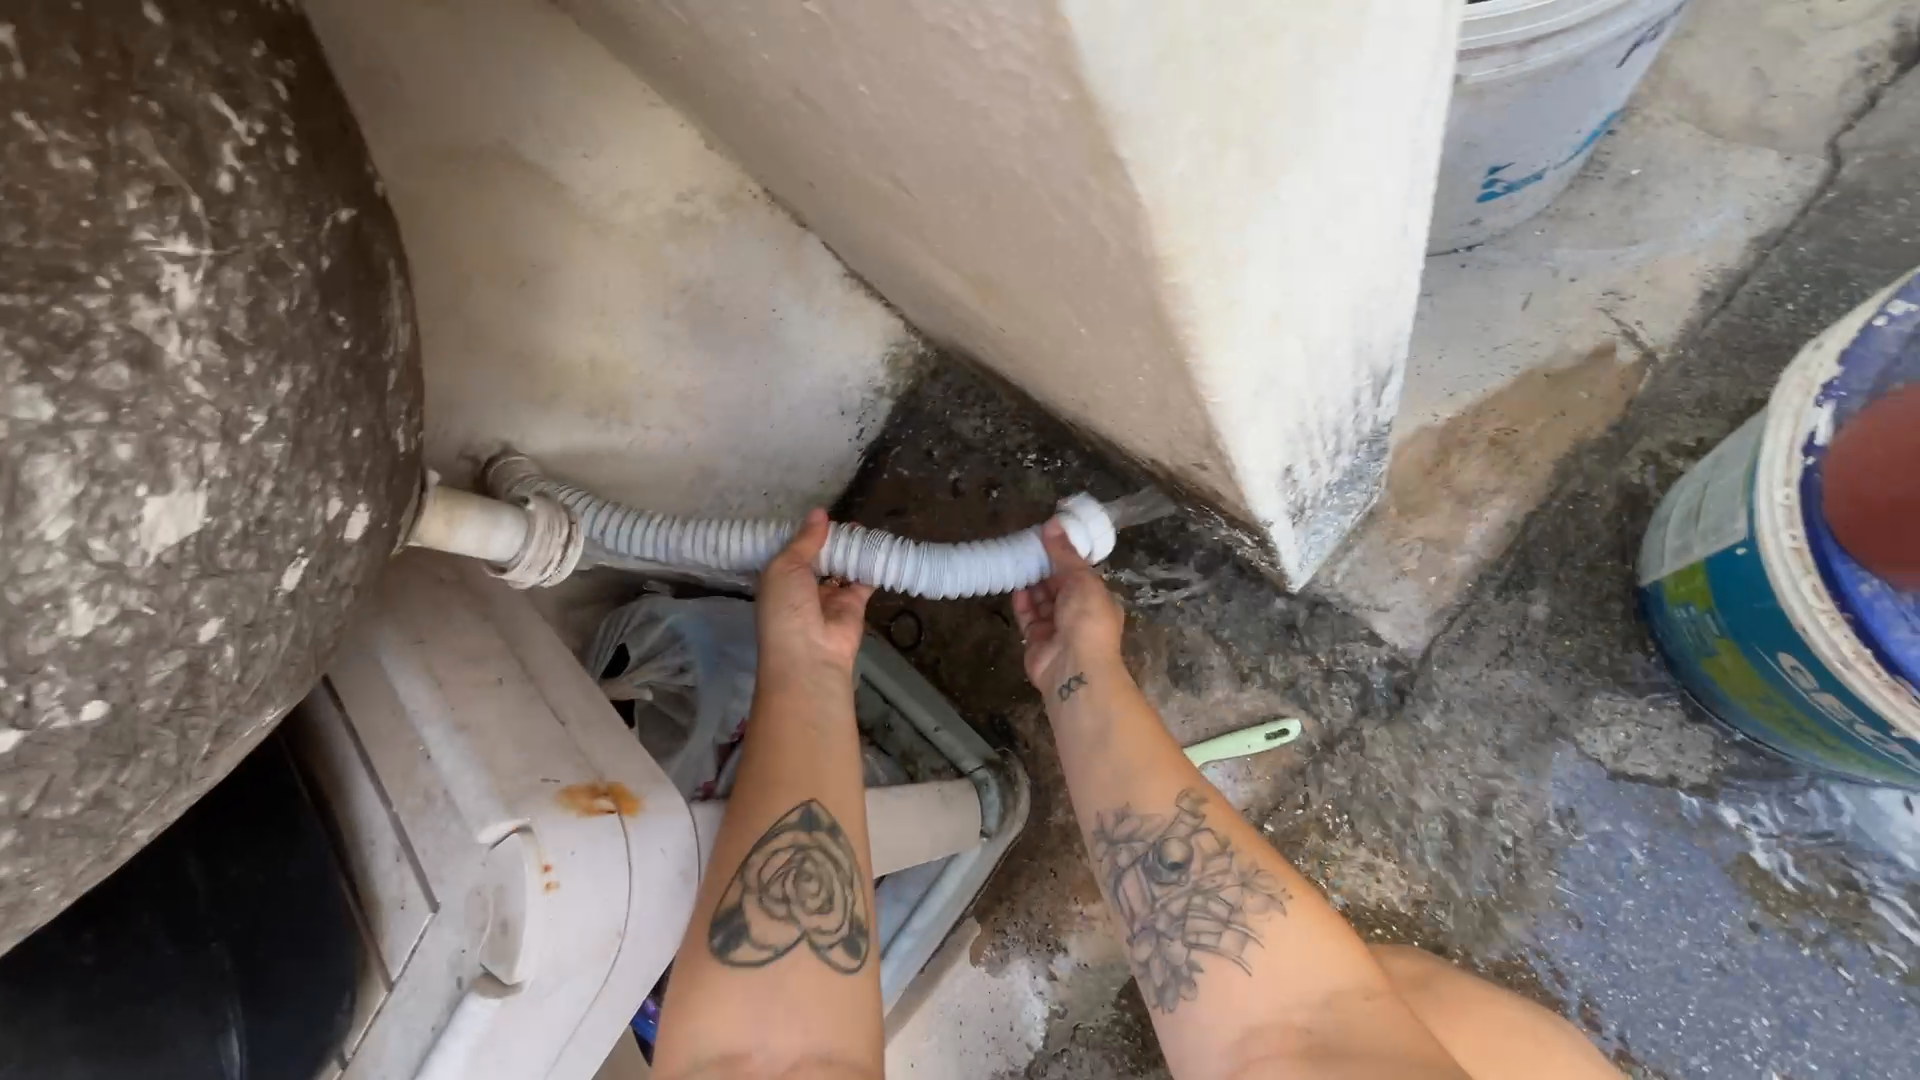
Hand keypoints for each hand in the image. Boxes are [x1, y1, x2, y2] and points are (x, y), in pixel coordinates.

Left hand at [756, 509, 874, 684]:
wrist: (810, 655)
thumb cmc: (786, 608)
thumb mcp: (785, 567)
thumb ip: (805, 540)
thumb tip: (819, 512)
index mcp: (779, 579)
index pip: (793, 551)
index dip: (805, 533)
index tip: (819, 514)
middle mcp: (803, 587)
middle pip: (820, 557)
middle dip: (832, 539)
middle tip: (848, 520)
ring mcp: (829, 597)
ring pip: (842, 566)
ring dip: (852, 550)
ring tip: (864, 528)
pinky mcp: (854, 604)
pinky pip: (864, 580)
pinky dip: (872, 565)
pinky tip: (880, 546)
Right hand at [1011, 521, 1124, 698]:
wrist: (1075, 667)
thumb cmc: (1087, 620)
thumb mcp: (1082, 580)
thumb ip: (1065, 554)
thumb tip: (1053, 523)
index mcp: (1097, 599)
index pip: (1080, 573)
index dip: (1064, 556)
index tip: (1047, 539)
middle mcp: (1079, 614)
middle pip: (1059, 586)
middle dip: (1045, 569)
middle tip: (1026, 546)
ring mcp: (1057, 628)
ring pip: (1042, 600)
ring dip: (1032, 583)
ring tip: (1017, 561)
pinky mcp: (1037, 640)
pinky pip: (1029, 616)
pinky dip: (1023, 601)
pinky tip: (1015, 585)